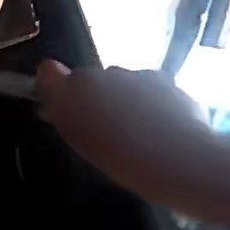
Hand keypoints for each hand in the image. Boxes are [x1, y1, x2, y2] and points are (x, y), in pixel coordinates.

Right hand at [35, 62, 208, 182]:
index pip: (50, 71)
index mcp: (77, 87)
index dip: (54, 84)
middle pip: (92, 80)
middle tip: (105, 130)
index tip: (61, 106)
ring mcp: (139, 74)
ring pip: (124, 84)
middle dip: (96, 98)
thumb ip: (64, 115)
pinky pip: (152, 90)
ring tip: (138, 134)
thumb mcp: (83, 143)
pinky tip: (162, 131)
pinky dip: (153, 104)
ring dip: (126, 100)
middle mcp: (106, 72)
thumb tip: (53, 104)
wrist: (179, 158)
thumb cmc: (122, 158)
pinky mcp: (168, 82)